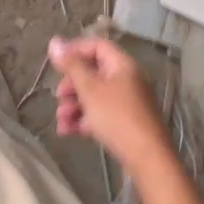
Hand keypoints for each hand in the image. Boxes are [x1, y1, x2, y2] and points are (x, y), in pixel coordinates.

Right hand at [49, 35, 169, 167]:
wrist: (149, 162)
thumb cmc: (117, 118)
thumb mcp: (90, 89)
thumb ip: (71, 65)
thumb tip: (55, 41)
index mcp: (122, 66)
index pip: (96, 46)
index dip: (75, 50)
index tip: (56, 63)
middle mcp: (127, 81)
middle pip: (93, 72)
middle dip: (72, 84)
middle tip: (59, 96)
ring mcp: (129, 104)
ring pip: (95, 96)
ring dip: (75, 105)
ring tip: (61, 119)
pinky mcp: (127, 125)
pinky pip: (102, 115)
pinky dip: (85, 119)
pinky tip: (68, 131)